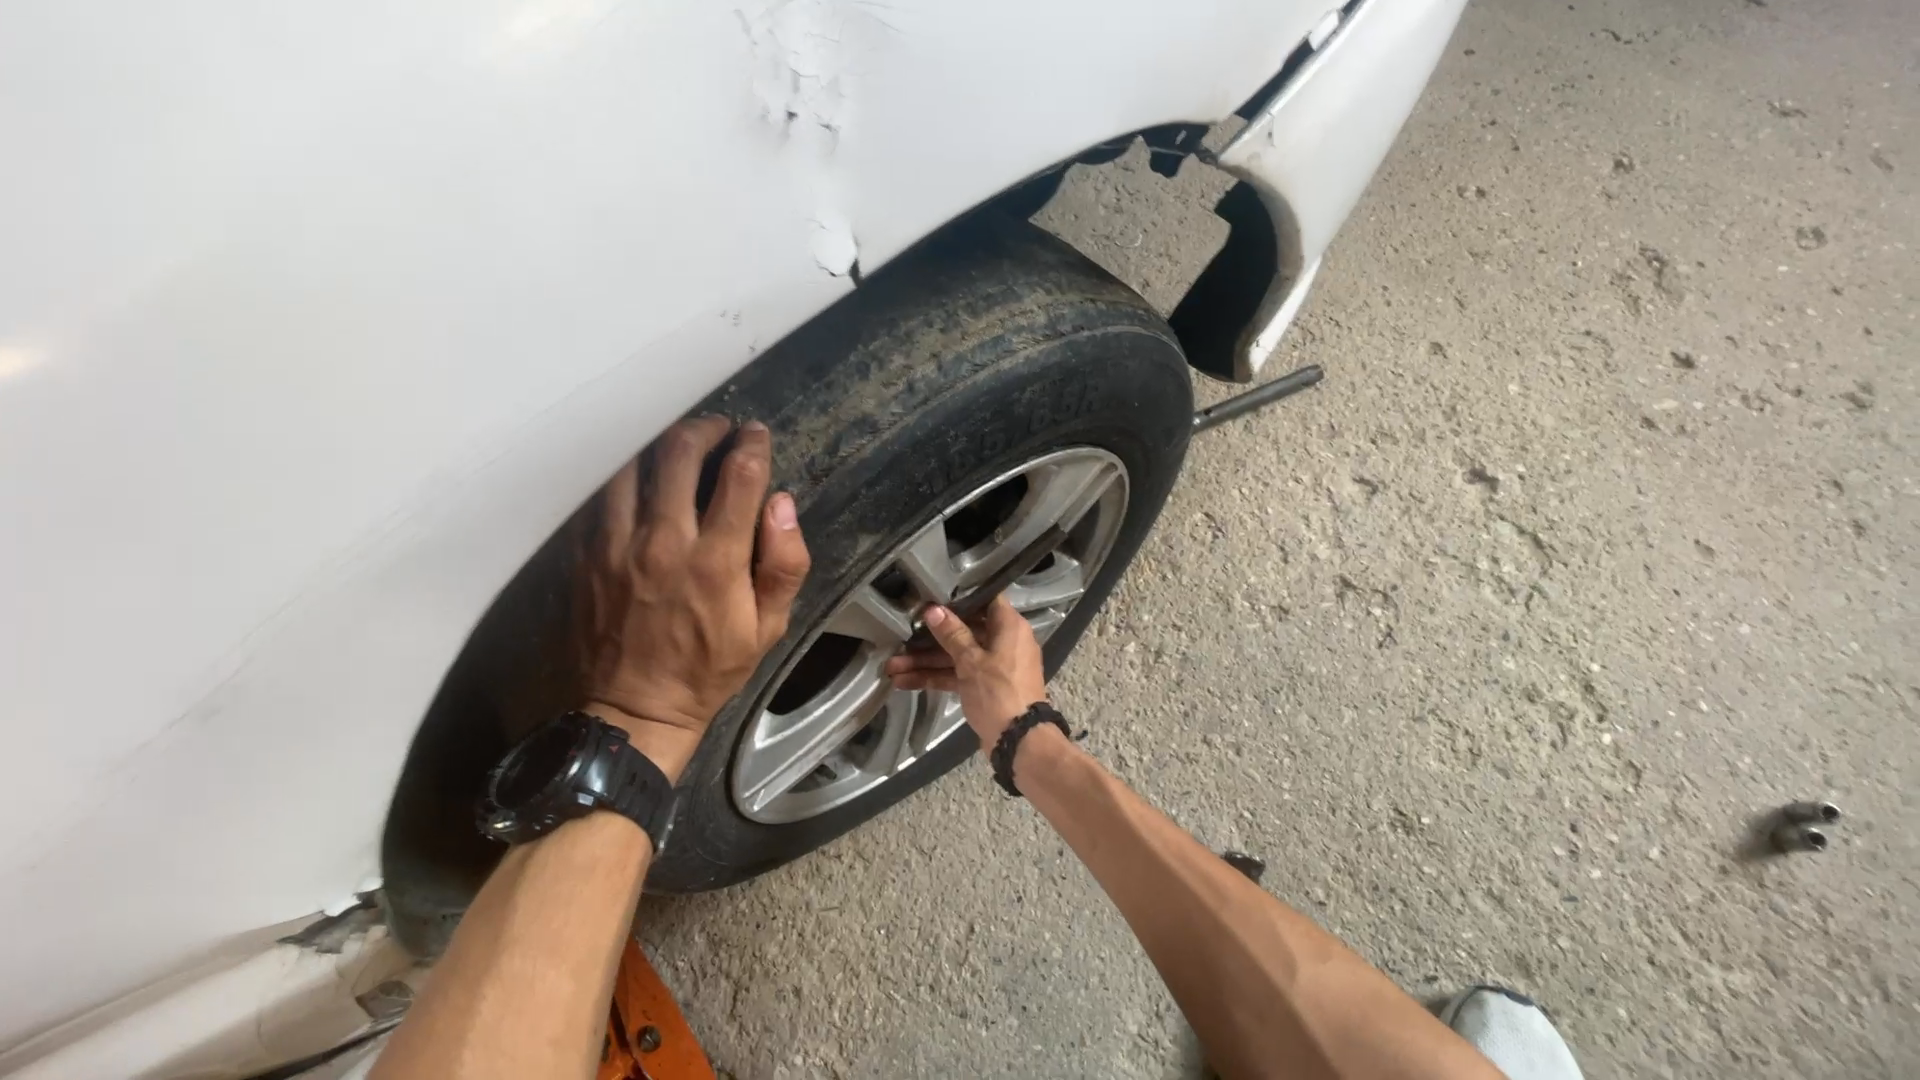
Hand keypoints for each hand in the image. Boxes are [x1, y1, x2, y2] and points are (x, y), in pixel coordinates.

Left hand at [575, 416, 810, 776]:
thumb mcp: (768, 628)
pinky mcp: (585, 553)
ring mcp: (617, 543)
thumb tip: (782, 504)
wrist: (633, 709)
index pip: (740, 476)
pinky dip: (622, 473)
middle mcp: (664, 540)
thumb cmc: (709, 669)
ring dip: (660, 443)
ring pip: (633, 464)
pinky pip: (599, 493)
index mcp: (717, 559)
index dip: (753, 445)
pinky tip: (637, 475)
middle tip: (718, 429)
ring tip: (677, 444)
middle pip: (681, 453)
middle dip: (706, 429)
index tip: (756, 434)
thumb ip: (784, 564)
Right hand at [884, 594, 1046, 747]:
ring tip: (892, 666)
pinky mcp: (985, 687)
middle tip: (901, 635)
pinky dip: (936, 678)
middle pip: (964, 631)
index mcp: (1009, 627)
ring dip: (926, 661)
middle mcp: (1004, 642)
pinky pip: (958, 675)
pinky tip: (905, 681)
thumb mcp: (971, 660)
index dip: (961, 597)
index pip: (986, 599)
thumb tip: (934, 609)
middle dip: (931, 637)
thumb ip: (952, 634)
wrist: (1018, 741)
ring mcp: (994, 666)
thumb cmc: (999, 692)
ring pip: (956, 656)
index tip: (934, 596)